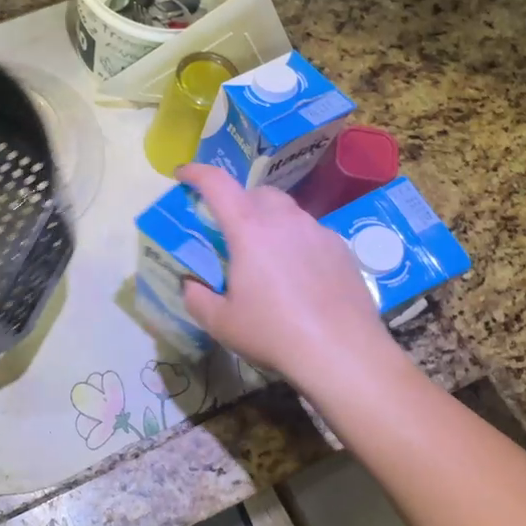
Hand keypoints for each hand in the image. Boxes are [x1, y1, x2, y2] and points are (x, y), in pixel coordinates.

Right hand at [177, 163, 410, 390]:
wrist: (343, 353)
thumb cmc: (274, 333)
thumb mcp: (221, 323)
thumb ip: (197, 298)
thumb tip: (190, 285)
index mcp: (248, 229)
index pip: (217, 183)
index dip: (196, 173)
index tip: (183, 175)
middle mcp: (285, 220)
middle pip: (257, 192)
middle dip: (238, 202)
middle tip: (230, 231)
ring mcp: (318, 231)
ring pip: (288, 211)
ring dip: (270, 222)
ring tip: (266, 257)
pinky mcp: (342, 249)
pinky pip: (311, 233)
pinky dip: (297, 243)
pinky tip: (299, 276)